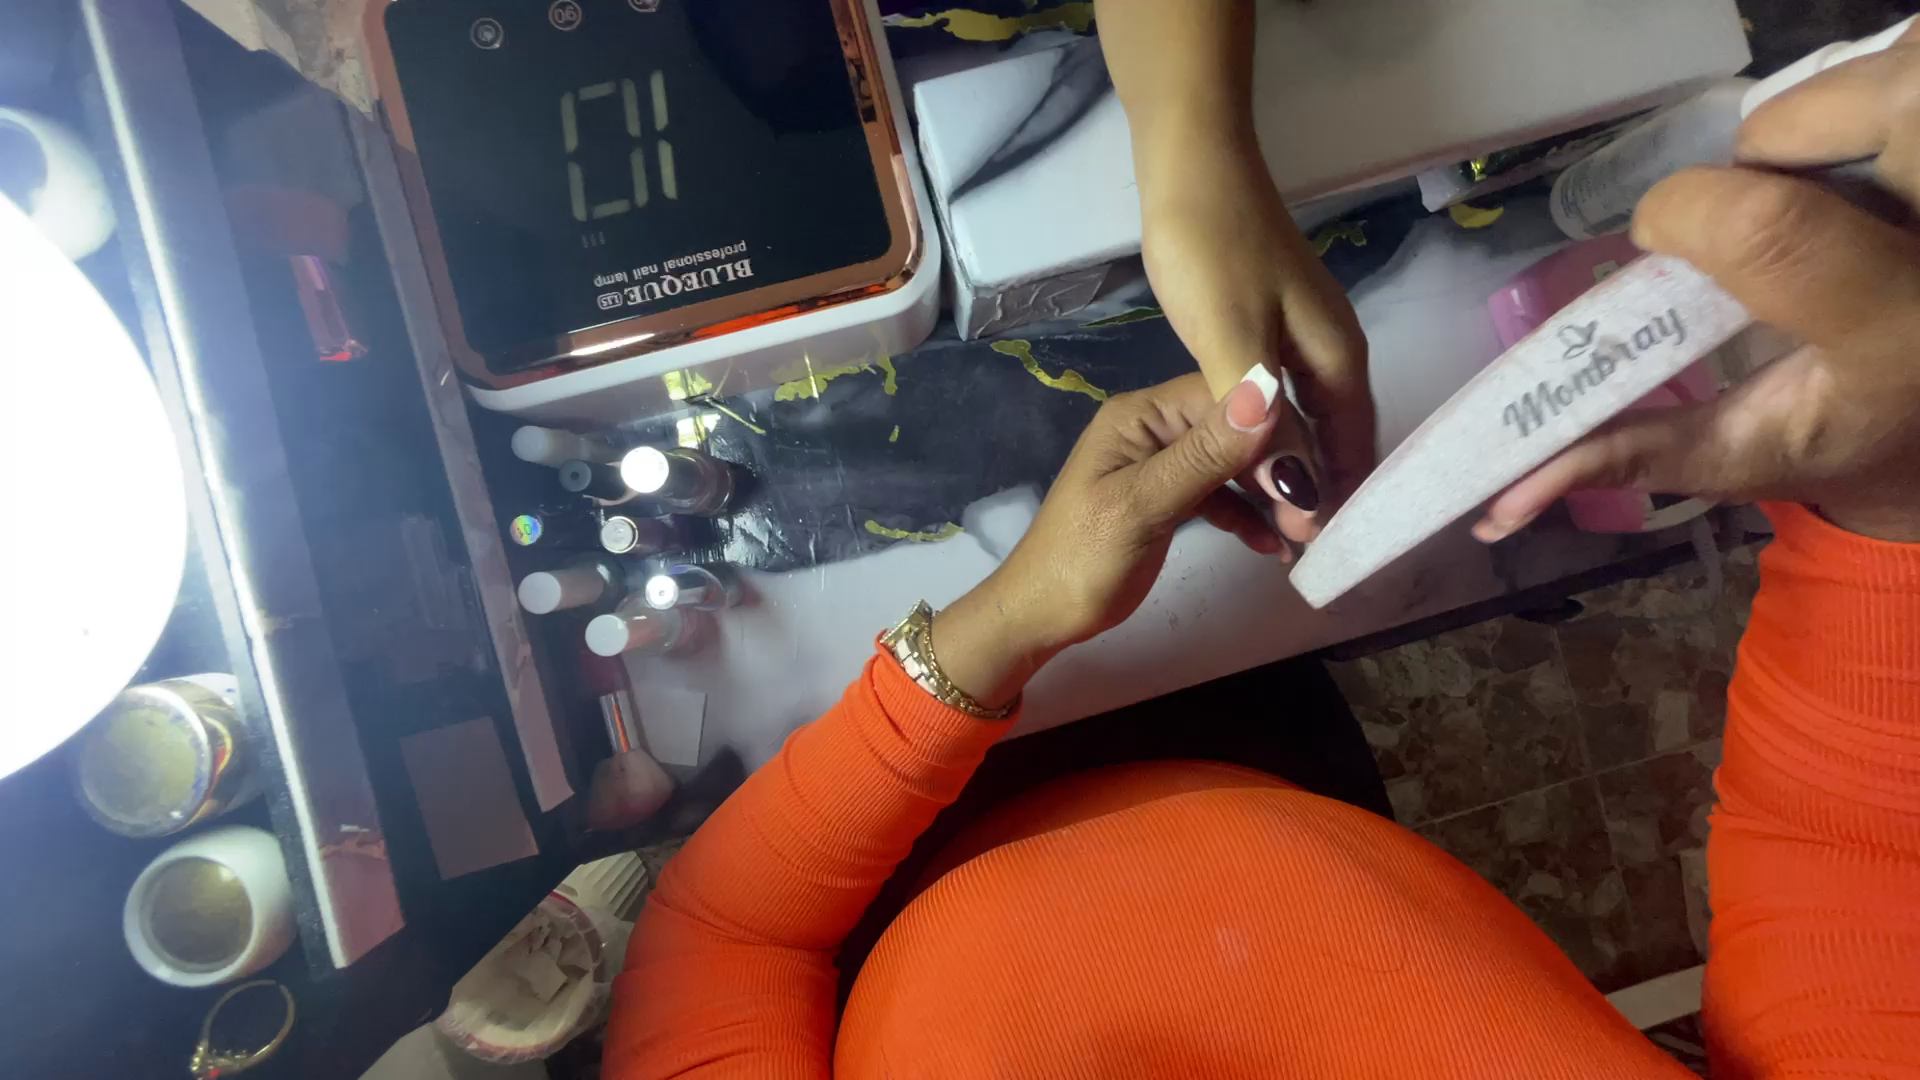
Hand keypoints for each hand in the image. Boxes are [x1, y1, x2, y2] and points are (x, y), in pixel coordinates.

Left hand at [931, 372, 1284, 707]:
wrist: (1043, 614)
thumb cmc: (1082, 559)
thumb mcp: (1142, 506)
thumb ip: (1204, 454)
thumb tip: (1268, 388)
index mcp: (1141, 416)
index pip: (1226, 396)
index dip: (1275, 428)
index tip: (1313, 474)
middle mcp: (1154, 429)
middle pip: (1235, 430)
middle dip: (1279, 468)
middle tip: (1315, 516)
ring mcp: (1161, 465)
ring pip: (1233, 465)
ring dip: (1269, 497)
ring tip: (1303, 535)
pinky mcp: (1169, 499)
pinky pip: (1220, 496)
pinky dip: (1247, 517)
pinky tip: (1271, 546)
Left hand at [1139, 126, 1374, 541]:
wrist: (1187, 175)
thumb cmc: (1211, 257)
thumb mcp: (1235, 342)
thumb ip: (1266, 417)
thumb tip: (1302, 490)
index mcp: (1332, 358)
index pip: (1351, 444)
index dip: (1338, 496)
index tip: (1321, 547)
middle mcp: (1324, 352)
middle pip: (1331, 438)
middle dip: (1316, 491)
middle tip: (1293, 548)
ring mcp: (1290, 342)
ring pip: (1300, 425)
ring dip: (1287, 472)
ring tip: (1268, 525)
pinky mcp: (1256, 336)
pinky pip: (1270, 407)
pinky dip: (1261, 442)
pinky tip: (1239, 465)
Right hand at [1479, 30, 1919, 545]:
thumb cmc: (1831, 436)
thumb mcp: (1721, 460)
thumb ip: (1618, 462)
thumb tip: (1499, 504)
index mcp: (1886, 335)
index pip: (1769, 228)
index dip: (1686, 207)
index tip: (1657, 234)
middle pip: (1888, 106)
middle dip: (1790, 131)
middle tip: (1757, 185)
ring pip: (1913, 76)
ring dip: (1834, 113)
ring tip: (1811, 180)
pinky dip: (1874, 107)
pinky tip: (1867, 164)